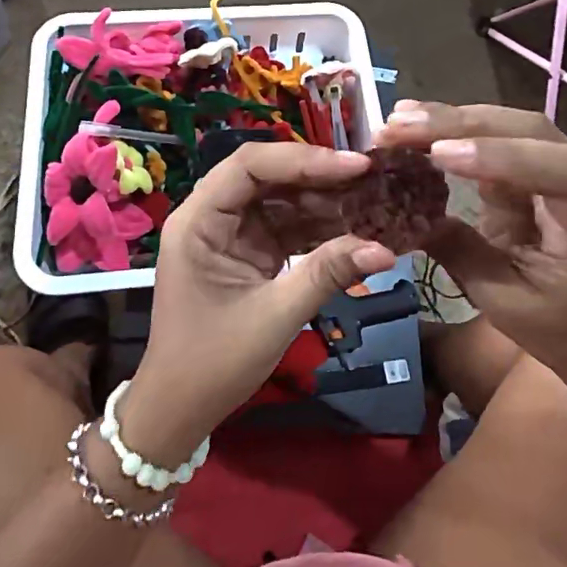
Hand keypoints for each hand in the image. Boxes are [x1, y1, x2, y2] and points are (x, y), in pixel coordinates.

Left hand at [119, 143, 395, 464]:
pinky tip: (354, 227)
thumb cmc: (214, 362)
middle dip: (318, 177)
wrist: (180, 407)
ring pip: (280, 200)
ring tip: (372, 200)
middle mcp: (210, 217)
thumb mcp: (275, 316)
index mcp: (199, 221)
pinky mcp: (247, 253)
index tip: (355, 167)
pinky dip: (318, 227)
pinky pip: (285, 227)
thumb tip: (385, 250)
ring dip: (323, 201)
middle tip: (371, 179)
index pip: (250, 165)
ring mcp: (229, 234)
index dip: (304, 159)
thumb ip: (326, 274)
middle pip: (267, 176)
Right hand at [376, 101, 566, 369]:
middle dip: (465, 124)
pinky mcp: (522, 166)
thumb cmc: (548, 321)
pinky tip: (412, 122)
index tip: (444, 156)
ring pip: (507, 124)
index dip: (509, 157)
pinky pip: (488, 137)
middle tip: (401, 126)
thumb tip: (408, 214)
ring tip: (397, 120)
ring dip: (451, 118)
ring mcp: (550, 167)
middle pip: (532, 132)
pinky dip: (450, 128)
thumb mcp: (500, 299)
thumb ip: (461, 252)